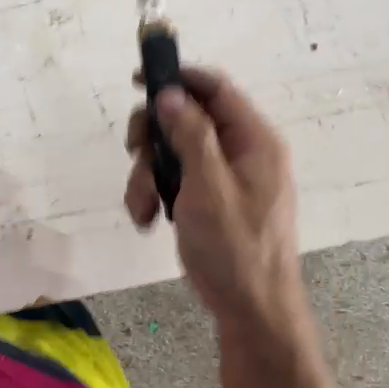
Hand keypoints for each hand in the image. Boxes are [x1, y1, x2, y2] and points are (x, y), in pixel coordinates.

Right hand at [125, 68, 303, 332]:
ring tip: (141, 206)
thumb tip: (169, 93)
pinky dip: (153, 193)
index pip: (216, 89)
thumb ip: (190, 135)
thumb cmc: (235, 248)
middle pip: (184, 119)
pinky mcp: (207, 199)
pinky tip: (147, 218)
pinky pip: (172, 179)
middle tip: (134, 154)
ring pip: (171, 151)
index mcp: (254, 141)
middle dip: (152, 138)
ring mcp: (222, 177)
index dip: (178, 78)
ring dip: (146, 174)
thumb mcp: (208, 187)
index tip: (137, 80)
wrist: (250, 309)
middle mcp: (240, 152)